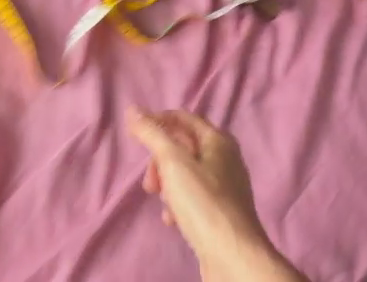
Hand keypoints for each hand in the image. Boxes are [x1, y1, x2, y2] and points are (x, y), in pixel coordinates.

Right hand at [127, 107, 307, 281]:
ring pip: (186, 174)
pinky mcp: (221, 213)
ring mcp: (225, 187)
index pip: (183, 118)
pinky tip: (171, 219)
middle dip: (160, 160)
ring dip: (167, 184)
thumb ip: (152, 134)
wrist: (233, 257)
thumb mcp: (173, 162)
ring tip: (160, 201)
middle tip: (149, 181)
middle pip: (183, 147)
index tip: (136, 135)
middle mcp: (225, 159)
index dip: (158, 121)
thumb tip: (133, 110)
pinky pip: (194, 197)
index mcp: (218, 140)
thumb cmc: (203, 202)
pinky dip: (179, 203)